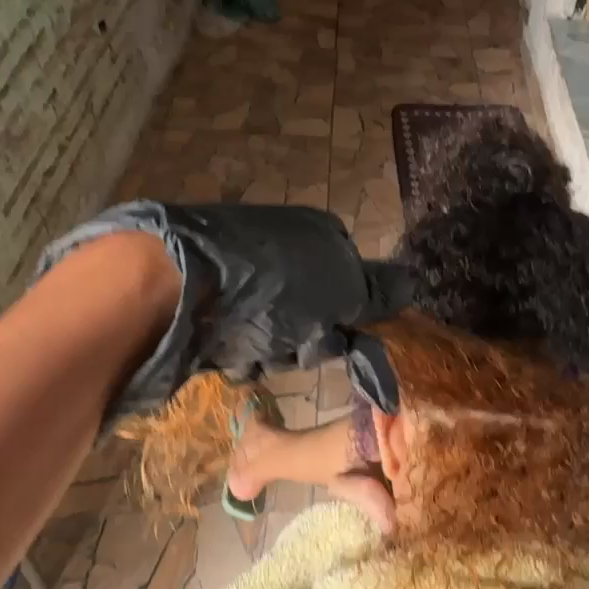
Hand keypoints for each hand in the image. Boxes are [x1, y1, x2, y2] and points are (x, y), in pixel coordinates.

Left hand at [38, 201, 410, 423]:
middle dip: (308, 341)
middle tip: (295, 343)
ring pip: (279, 334)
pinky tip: (226, 352)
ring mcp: (242, 274)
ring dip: (273, 353)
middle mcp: (283, 250)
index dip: (351, 316)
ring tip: (254, 349)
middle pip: (317, 316)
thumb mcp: (343, 287)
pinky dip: (238, 354)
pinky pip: (239, 340)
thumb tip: (414, 282)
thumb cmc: (273, 285)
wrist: (174, 286)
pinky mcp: (207, 301)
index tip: (343, 333)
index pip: (355, 285)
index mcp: (319, 235)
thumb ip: (380, 290)